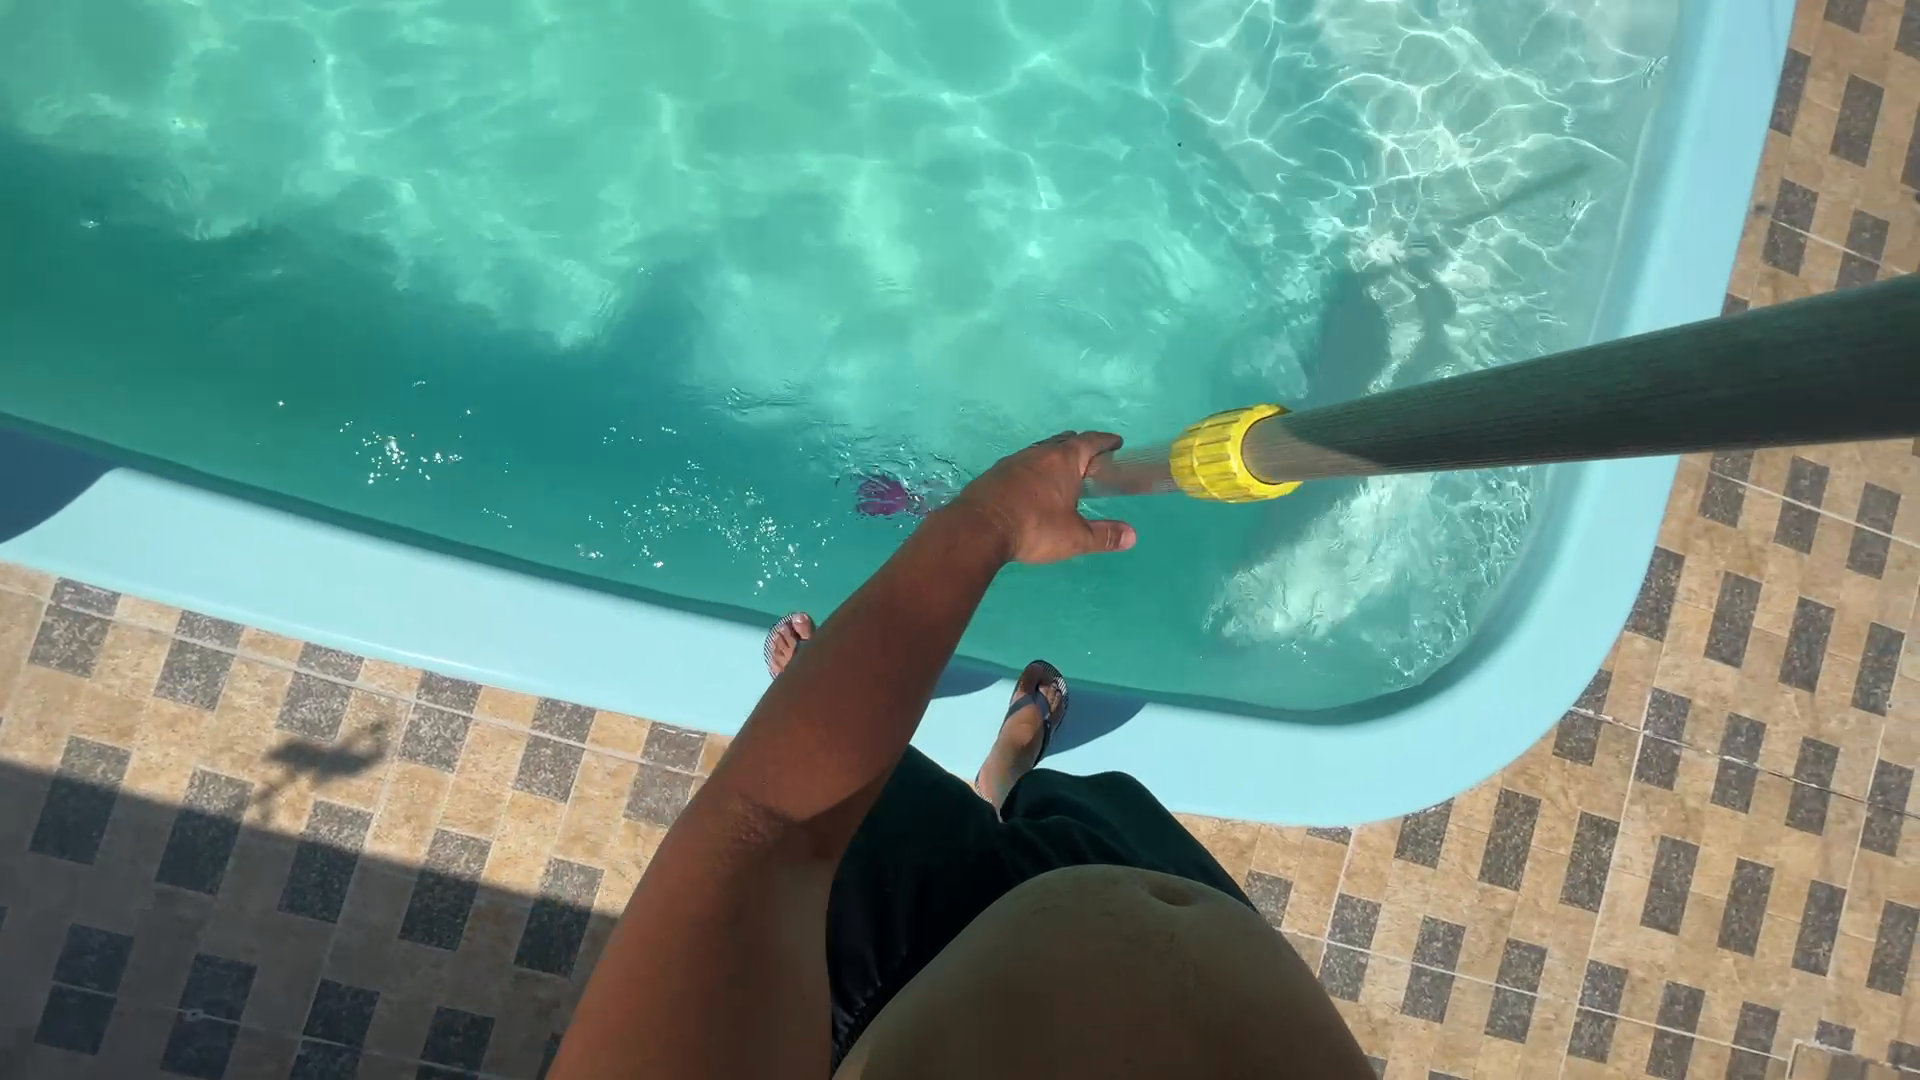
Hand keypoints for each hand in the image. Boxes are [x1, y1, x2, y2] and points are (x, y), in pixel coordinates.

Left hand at [946, 431, 1137, 564]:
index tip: (1116, 442)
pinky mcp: (994, 474)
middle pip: (1064, 441)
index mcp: (1063, 460)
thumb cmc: (1034, 528)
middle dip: (1080, 446)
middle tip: (1091, 458)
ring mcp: (1013, 461)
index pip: (1090, 441)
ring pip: (1040, 451)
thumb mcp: (1074, 537)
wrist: (979, 528)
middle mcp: (1039, 453)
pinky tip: (1031, 486)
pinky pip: (1021, 464)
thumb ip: (1104, 536)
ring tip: (1061, 472)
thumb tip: (1132, 536)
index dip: (1105, 441)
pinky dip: (1033, 469)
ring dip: (1053, 457)